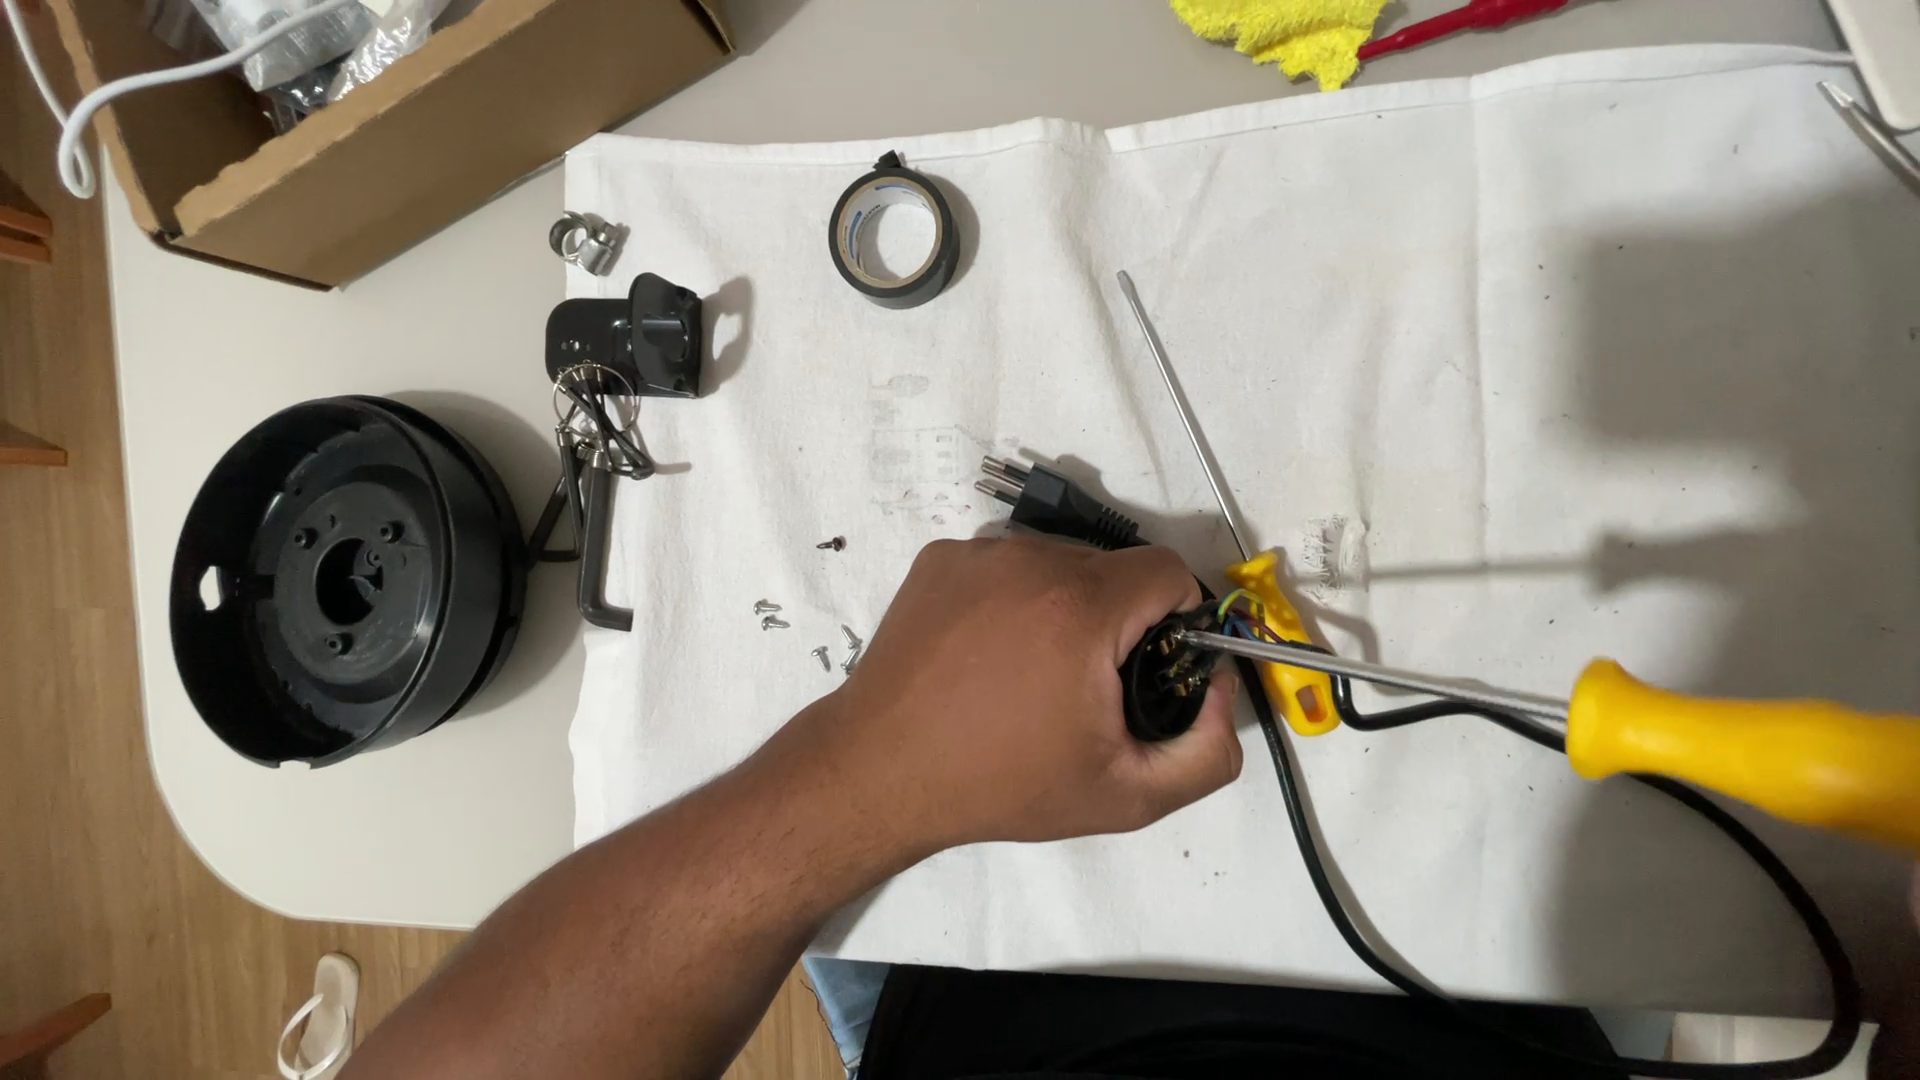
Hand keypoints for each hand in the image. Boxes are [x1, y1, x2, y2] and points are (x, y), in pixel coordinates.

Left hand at [789, 536, 1241, 854]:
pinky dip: (1011, 597)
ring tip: (1029, 670)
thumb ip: (1208, 749)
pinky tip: (984, 652)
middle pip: (1109, 568)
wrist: (880, 770)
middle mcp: (1029, 558)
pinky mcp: (938, 560)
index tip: (1154, 661)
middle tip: (1084, 682)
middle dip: (1118, 617)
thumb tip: (1219, 686)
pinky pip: (1003, 564)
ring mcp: (976, 552)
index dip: (1175, 615)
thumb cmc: (1002, 784)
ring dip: (1063, 604)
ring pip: (1055, 562)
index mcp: (1080, 604)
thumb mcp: (1126, 795)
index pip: (1166, 570)